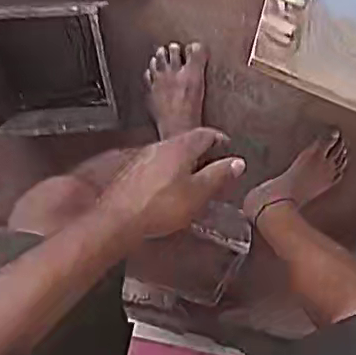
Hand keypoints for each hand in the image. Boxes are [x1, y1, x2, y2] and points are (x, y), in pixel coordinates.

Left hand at [98, 128, 245, 238]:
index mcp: (180, 147)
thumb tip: (236, 163)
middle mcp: (159, 147)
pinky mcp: (131, 174)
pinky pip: (156, 169)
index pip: (206, 134)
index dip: (221, 141)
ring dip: (185, 166)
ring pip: (170, 156)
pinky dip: (168, 176)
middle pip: (187, 144)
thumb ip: (219, 175)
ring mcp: (143, 159)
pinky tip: (170, 194)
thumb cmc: (158, 207)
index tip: (228, 149)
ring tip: (195, 184)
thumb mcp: (199, 192)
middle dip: (203, 155)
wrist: (118, 220)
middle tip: (215, 169)